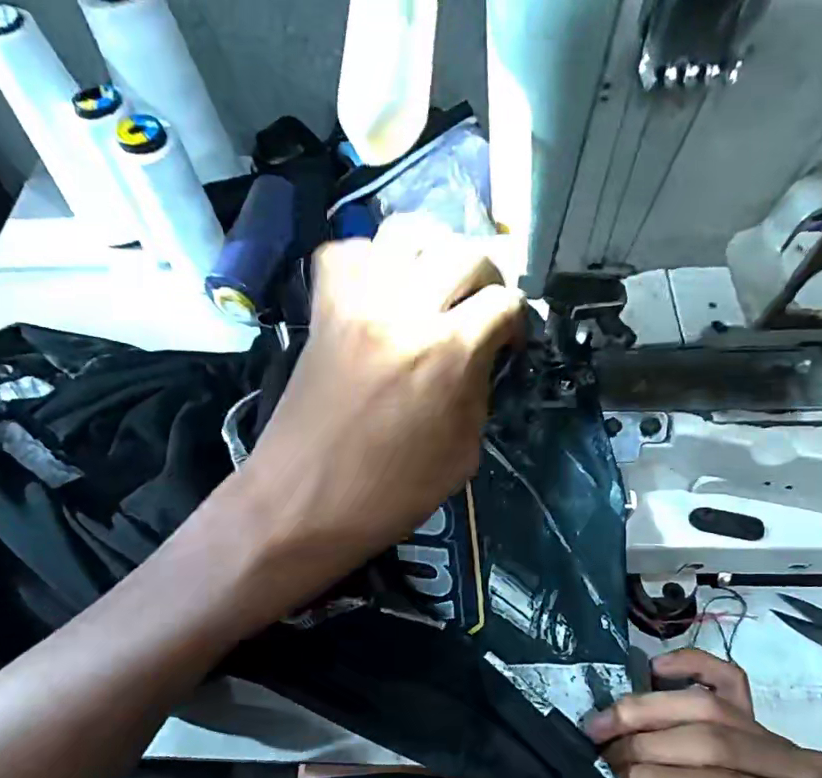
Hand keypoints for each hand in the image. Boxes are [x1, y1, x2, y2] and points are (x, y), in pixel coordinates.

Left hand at [238, 230, 522, 578]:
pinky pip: (347, 251)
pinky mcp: (322, 310)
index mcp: (448, 353)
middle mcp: (404, 310)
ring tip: (436, 284)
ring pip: (405, 232)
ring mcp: (356, 302)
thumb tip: (481, 360)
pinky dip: (372, 259)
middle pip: (463, 251)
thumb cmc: (389, 494)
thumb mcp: (461, 455)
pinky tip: (383, 289)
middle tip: (482, 307)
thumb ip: (479, 395)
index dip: (518, 321)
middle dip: (487, 276)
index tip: (510, 345)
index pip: (504, 301)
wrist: (303, 502)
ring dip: (433, 251)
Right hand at [588, 648, 821, 777]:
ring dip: (654, 710)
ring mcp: (794, 743)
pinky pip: (734, 685)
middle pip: (720, 741)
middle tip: (597, 760)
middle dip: (649, 748)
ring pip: (717, 708)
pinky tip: (658, 668)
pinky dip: (695, 667)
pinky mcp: (773, 730)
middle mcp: (813, 769)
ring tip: (604, 723)